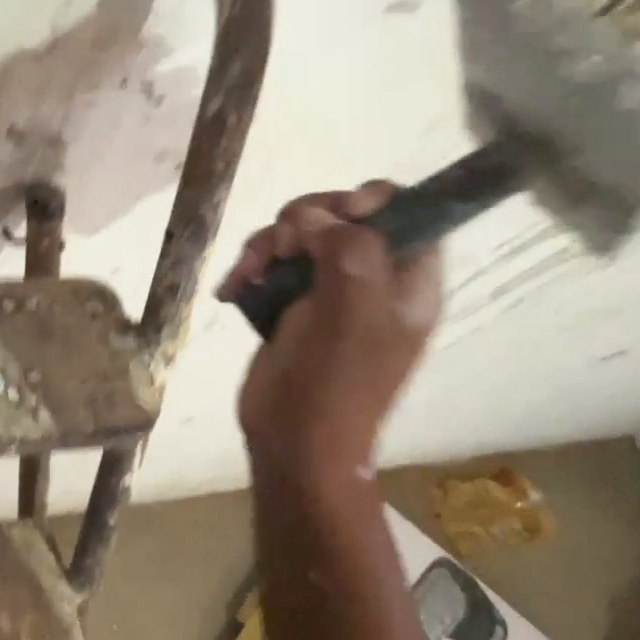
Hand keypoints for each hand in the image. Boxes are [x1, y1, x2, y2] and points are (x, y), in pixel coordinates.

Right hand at [216, 182, 443, 475]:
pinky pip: (267, 264)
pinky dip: (247, 269)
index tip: (336, 213)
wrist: (294, 439)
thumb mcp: (354, 311)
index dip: (370, 200)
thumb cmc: (335, 380)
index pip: (406, 212)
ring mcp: (327, 291)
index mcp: (408, 280)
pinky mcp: (288, 305)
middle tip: (282, 249)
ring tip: (247, 275)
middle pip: (339, 215)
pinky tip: (231, 291)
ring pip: (295, 236)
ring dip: (264, 247)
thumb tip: (311, 217)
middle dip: (302, 222)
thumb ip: (347, 249)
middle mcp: (371, 279)